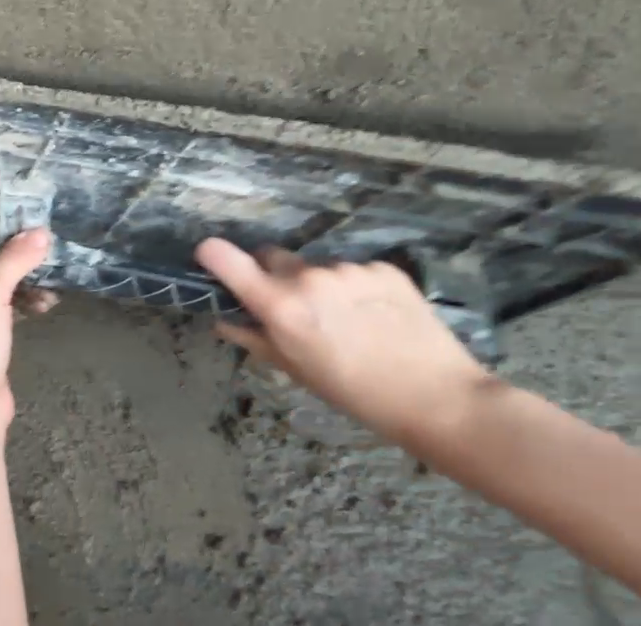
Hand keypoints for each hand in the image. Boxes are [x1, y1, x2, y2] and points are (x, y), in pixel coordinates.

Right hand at [194, 239, 494, 442]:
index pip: (220, 254)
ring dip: (320, 284)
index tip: (219, 270)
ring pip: (315, 266)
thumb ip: (251, 336)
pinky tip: (377, 314)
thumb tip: (225, 318)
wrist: (442, 400)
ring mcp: (348, 270)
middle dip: (274, 276)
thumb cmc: (354, 392)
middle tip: (296, 308)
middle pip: (270, 257)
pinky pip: (354, 270)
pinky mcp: (384, 269)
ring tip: (348, 318)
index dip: (212, 258)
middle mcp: (307, 278)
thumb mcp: (292, 368)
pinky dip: (356, 287)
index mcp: (278, 304)